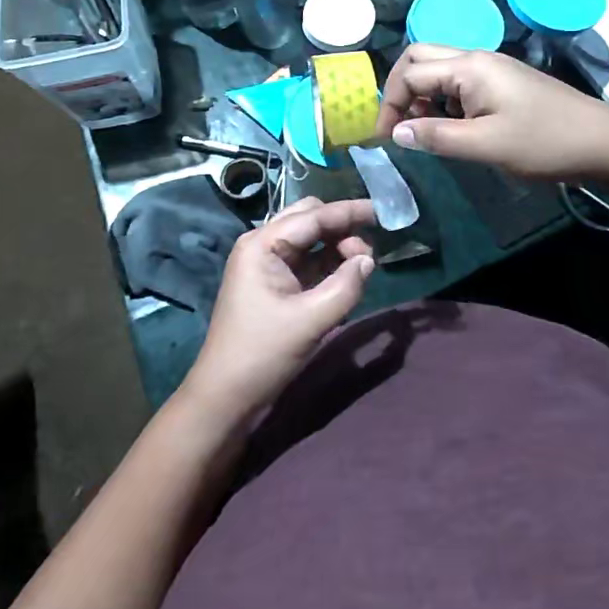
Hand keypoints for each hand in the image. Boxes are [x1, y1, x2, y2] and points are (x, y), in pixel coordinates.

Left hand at [180, 198, 376, 423]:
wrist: (226, 396)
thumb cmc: (263, 353)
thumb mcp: (311, 320)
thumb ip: (346, 286)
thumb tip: (368, 261)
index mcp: (263, 244)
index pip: (313, 216)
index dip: (348, 212)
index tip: (382, 212)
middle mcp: (263, 245)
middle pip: (310, 219)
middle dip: (342, 228)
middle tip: (370, 250)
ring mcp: (268, 265)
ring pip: (311, 240)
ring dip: (338, 246)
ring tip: (362, 267)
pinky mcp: (275, 284)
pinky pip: (308, 262)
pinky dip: (329, 264)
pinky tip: (348, 276)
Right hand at [375, 45, 608, 179]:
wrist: (602, 141)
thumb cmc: (543, 143)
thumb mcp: (485, 146)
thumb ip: (436, 137)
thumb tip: (397, 132)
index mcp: (469, 67)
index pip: (410, 73)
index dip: (390, 105)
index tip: (385, 140)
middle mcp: (476, 58)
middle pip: (421, 59)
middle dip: (401, 90)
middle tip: (401, 127)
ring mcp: (492, 68)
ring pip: (439, 70)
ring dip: (423, 97)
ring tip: (427, 132)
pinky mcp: (503, 82)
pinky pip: (459, 82)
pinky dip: (444, 102)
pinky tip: (453, 128)